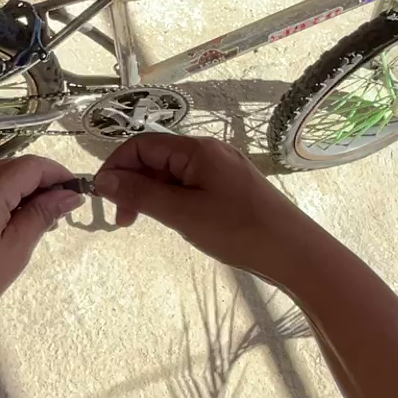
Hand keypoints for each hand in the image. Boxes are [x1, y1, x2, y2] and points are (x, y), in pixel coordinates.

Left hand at [0, 155, 83, 357]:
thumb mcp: (12, 253)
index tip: (76, 192)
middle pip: (7, 168)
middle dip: (36, 181)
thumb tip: (67, 195)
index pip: (30, 165)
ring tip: (31, 222)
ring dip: (13, 191)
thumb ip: (40, 217)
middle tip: (58, 210)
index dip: (57, 173)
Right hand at [93, 133, 321, 277]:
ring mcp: (222, 168)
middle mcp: (209, 151)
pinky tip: (173, 219)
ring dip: (150, 193)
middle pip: (155, 157)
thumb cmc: (238, 231)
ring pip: (171, 173)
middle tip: (123, 220)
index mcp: (197, 150)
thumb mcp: (182, 213)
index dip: (116, 167)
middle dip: (132, 183)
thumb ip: (141, 194)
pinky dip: (171, 199)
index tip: (102, 198)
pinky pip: (189, 184)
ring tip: (143, 222)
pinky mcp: (230, 186)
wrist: (295, 252)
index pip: (141, 145)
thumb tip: (103, 179)